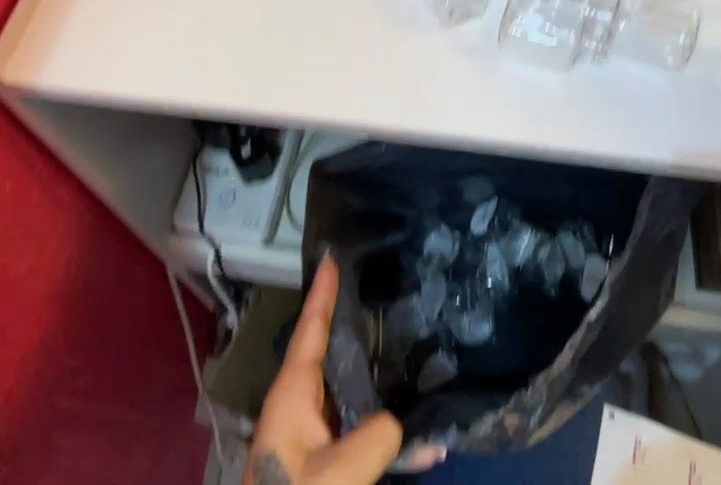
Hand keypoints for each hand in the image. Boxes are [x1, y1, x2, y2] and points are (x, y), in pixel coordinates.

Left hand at [245, 256, 442, 484]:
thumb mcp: (340, 472)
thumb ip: (378, 437)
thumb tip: (396, 425)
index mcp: (292, 395)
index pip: (311, 330)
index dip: (324, 293)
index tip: (333, 257)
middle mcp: (300, 408)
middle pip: (333, 357)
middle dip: (358, 331)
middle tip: (387, 298)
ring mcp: (312, 439)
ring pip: (353, 399)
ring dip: (383, 389)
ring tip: (417, 361)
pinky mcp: (324, 466)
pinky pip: (363, 438)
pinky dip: (390, 439)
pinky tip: (428, 450)